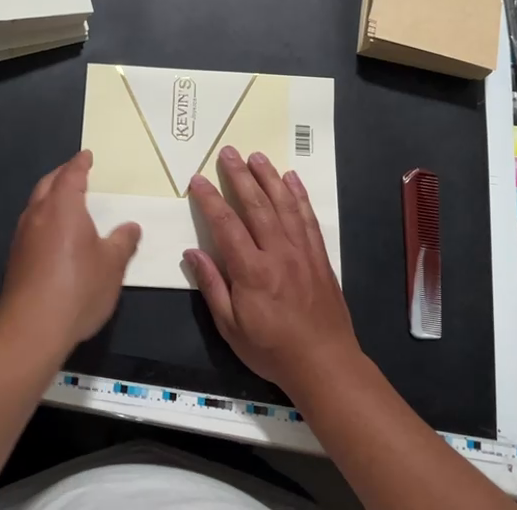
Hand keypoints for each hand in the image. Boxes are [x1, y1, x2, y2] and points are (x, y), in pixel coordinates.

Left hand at [0, 150, 140, 358]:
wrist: (31, 329)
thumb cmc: (77, 289)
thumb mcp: (112, 266)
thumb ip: (122, 242)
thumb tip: (130, 227)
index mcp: (63, 207)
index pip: (71, 174)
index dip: (80, 163)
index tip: (86, 156)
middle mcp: (38, 214)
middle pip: (48, 184)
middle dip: (62, 175)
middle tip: (76, 172)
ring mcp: (22, 236)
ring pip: (36, 204)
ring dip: (50, 196)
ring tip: (66, 201)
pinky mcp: (16, 258)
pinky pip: (31, 224)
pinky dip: (44, 217)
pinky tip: (54, 234)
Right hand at [186, 146, 361, 393]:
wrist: (324, 363)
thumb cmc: (271, 349)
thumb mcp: (230, 327)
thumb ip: (212, 286)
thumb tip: (192, 253)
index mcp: (252, 271)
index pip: (226, 225)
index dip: (210, 199)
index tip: (197, 180)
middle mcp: (277, 253)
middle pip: (256, 205)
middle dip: (240, 176)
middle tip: (228, 152)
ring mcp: (301, 252)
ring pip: (283, 205)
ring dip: (269, 177)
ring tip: (256, 156)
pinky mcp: (318, 256)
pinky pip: (307, 218)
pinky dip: (299, 196)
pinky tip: (291, 179)